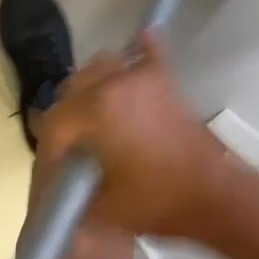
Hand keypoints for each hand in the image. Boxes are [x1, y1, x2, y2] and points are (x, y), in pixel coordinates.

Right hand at [34, 30, 235, 239]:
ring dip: (91, 85)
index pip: (54, 121)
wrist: (211, 193)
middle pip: (73, 86)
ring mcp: (142, 75)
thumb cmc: (156, 201)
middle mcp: (115, 81)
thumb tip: (53, 188)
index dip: (48, 148)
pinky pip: (145, 51)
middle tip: (69, 147)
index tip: (52, 171)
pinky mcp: (164, 77)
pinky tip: (132, 53)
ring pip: (102, 65)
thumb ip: (71, 192)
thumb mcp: (104, 207)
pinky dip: (136, 51)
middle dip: (65, 115)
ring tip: (91, 114)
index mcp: (96, 110)